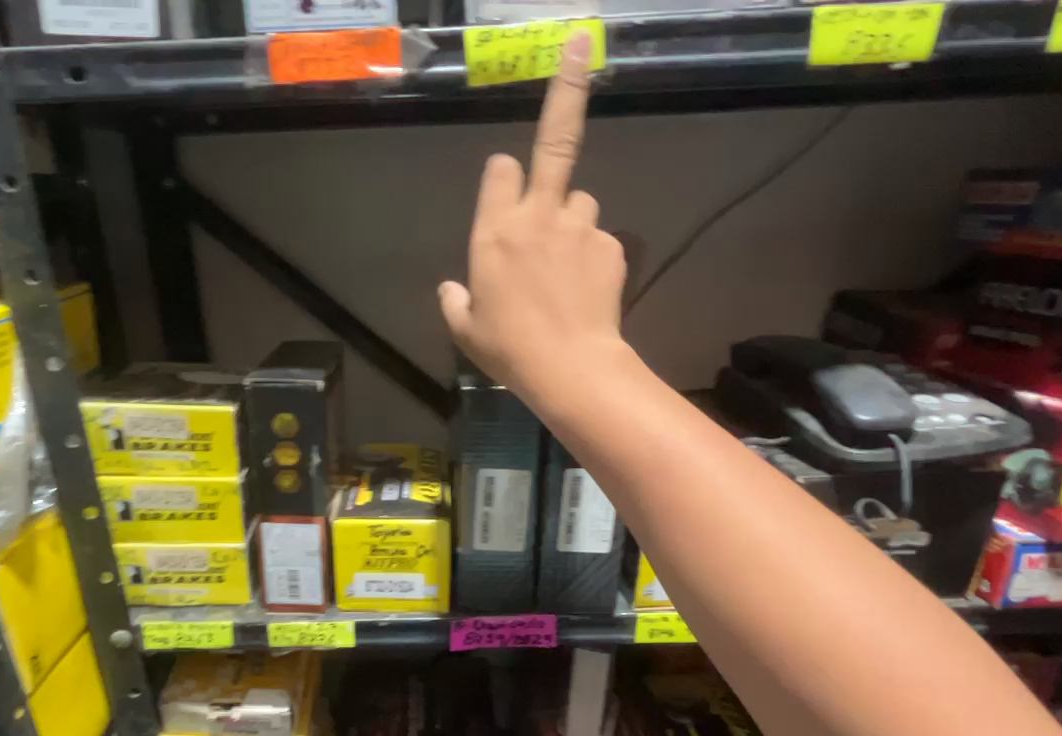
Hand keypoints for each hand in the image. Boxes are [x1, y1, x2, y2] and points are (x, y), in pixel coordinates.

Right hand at [439, 33, 629, 395]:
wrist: (569, 368)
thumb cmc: (509, 351)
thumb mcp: (466, 331)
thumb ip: (455, 301)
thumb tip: (451, 289)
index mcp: (494, 232)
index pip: (500, 168)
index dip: (504, 177)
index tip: (507, 191)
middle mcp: (538, 215)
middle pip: (555, 139)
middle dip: (568, 86)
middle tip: (578, 40)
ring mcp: (580, 226)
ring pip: (580, 200)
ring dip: (572, 219)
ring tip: (567, 269)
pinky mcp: (610, 246)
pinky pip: (599, 238)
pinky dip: (592, 256)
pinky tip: (587, 291)